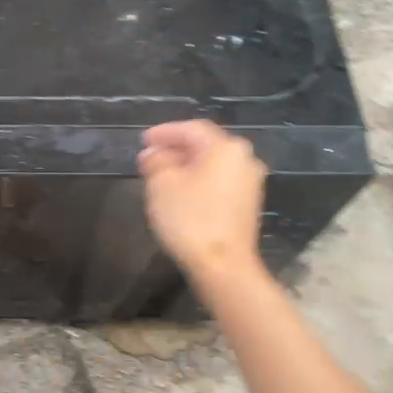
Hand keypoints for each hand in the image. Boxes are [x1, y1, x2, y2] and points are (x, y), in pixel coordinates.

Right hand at [138, 120, 267, 279]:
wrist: (222, 264)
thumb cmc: (190, 219)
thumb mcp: (162, 185)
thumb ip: (156, 162)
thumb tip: (153, 154)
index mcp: (226, 148)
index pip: (192, 129)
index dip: (165, 132)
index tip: (143, 139)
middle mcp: (244, 159)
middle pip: (205, 146)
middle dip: (175, 150)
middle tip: (150, 158)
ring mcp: (250, 183)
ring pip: (212, 165)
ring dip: (186, 167)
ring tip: (162, 176)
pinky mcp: (248, 204)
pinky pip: (219, 182)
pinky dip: (198, 181)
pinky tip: (181, 193)